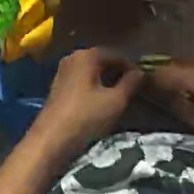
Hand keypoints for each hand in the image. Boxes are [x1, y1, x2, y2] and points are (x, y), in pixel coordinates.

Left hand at [25, 48, 141, 161]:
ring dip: (106, 80)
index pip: (115, 54)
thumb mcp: (114, 102)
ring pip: (91, 71)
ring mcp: (62, 71)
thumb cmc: (85, 117)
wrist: (51, 139)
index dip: (131, 66)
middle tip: (133, 87)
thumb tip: (139, 72)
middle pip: (101, 60)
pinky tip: (101, 100)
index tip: (143, 79)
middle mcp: (72, 58)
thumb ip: (130, 84)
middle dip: (118, 72)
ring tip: (120, 94)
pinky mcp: (58, 86)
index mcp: (86, 56)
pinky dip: (93, 86)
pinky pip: (81, 80)